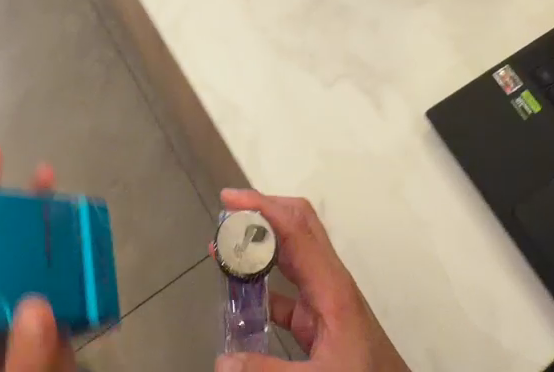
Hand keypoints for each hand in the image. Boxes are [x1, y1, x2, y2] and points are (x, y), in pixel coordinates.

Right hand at [214, 189, 411, 371]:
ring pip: (292, 248)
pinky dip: (261, 279)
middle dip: (263, 210)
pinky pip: (287, 283)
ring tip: (226, 243)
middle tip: (228, 213)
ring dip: (261, 240)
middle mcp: (328, 279)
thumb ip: (269, 371)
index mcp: (331, 285)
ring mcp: (324, 294)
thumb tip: (222, 362)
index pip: (295, 228)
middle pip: (298, 223)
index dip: (262, 206)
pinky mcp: (319, 314)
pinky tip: (239, 291)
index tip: (230, 199)